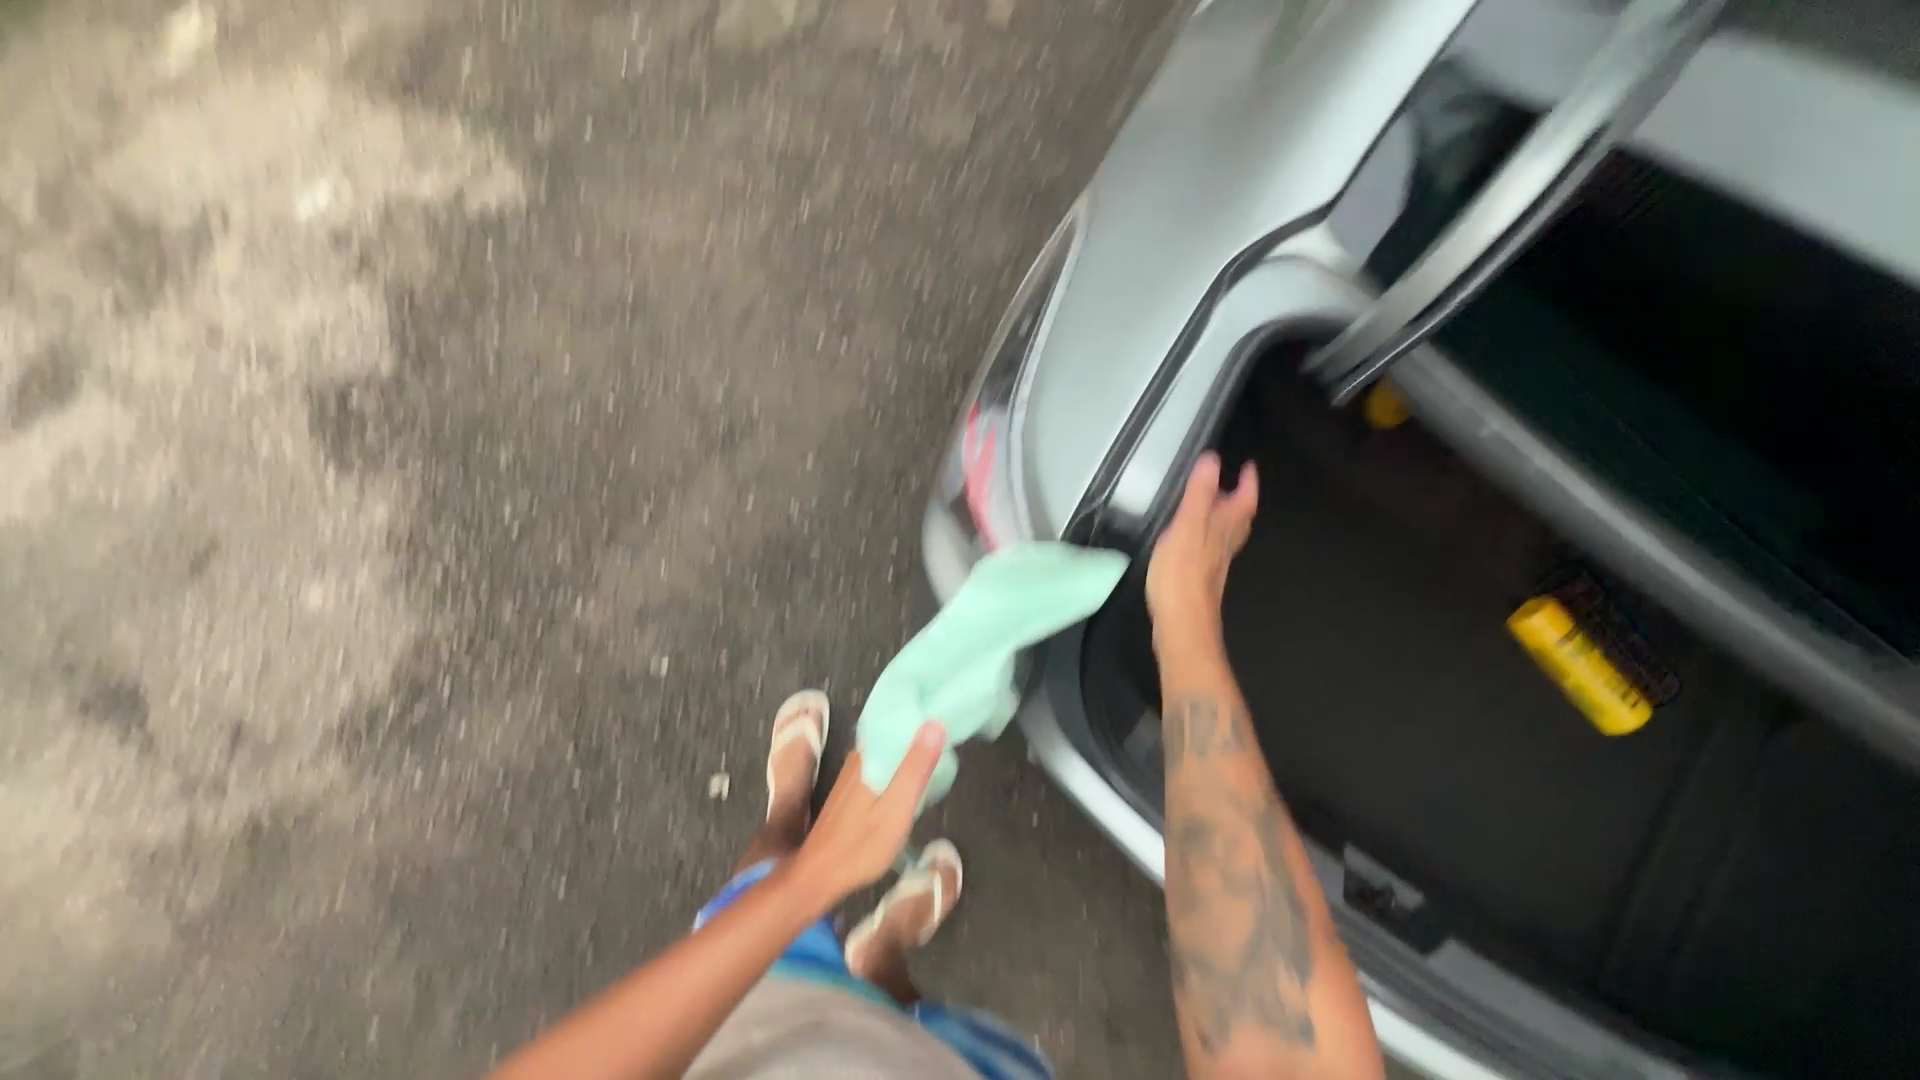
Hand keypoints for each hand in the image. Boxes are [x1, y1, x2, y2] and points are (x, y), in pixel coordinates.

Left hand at [788, 723, 945, 907]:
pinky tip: (911, 783)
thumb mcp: (897, 808)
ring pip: (886, 755)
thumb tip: (934, 723)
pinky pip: (880, 769)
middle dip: (918, 736)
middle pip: (893, 738)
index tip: (948, 717)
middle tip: (950, 741)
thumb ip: (915, 768)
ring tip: (937, 759)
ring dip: (908, 754)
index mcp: (869, 757)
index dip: (923, 719)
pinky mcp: (851, 793)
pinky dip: (897, 770)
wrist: (819, 876)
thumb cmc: (861, 845)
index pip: (898, 723)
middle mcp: (858, 760)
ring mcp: (852, 777)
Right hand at [1146, 452, 1257, 642]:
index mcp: (1224, 526)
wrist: (1182, 622)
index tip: (1249, 466)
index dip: (1248, 482)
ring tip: (1213, 505)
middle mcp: (1225, 542)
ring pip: (1226, 533)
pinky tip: (1194, 537)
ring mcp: (1215, 561)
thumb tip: (1213, 460)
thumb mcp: (1187, 525)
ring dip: (1223, 517)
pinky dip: (1208, 534)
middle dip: (1238, 498)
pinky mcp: (1201, 576)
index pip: (1245, 498)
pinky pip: (1210, 546)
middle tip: (1231, 483)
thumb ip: (1199, 493)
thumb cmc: (1183, 574)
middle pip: (1239, 517)